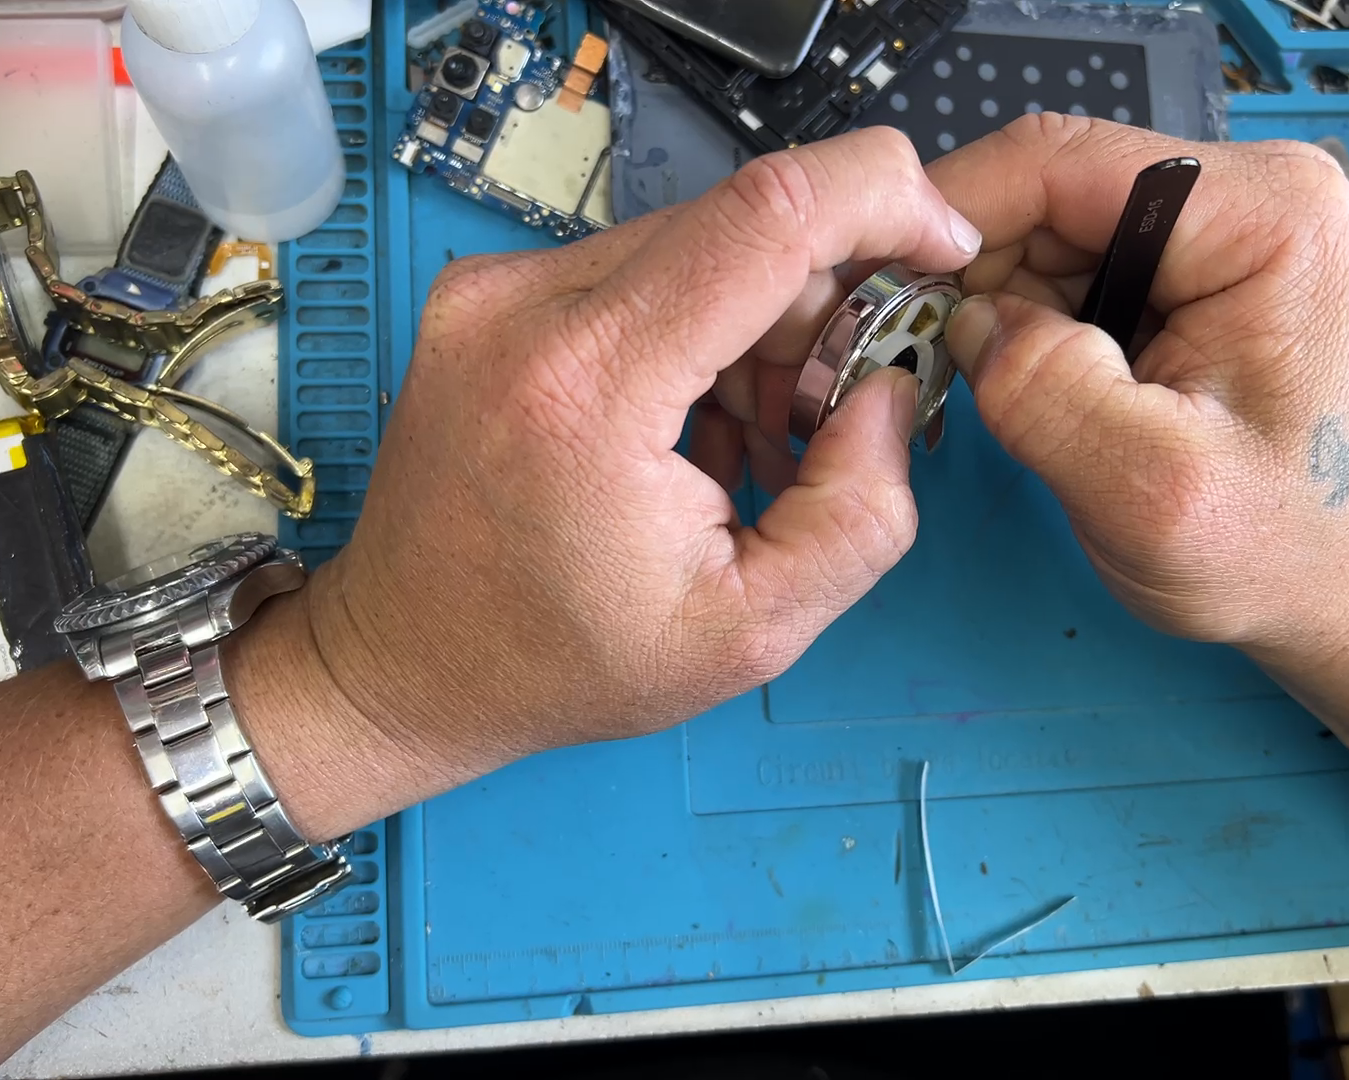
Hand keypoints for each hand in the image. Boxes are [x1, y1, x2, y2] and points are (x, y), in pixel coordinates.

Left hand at [290, 129, 980, 804]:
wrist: (408, 664)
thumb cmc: (565, 663)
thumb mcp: (750, 631)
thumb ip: (861, 517)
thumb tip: (886, 393)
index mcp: (590, 386)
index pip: (771, 214)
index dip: (885, 201)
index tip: (940, 244)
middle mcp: (526, 307)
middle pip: (742, 232)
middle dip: (821, 311)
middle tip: (828, 417)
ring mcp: (496, 293)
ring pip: (696, 252)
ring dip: (759, 333)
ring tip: (751, 446)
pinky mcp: (492, 302)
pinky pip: (641, 280)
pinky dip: (700, 338)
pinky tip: (696, 429)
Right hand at [926, 115, 1348, 653]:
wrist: (1328, 589)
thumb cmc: (1268, 550)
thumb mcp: (1149, 485)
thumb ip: (1048, 392)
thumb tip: (964, 322)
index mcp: (1255, 215)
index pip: (1059, 164)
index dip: (947, 214)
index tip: (875, 285)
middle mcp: (1231, 202)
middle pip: (1042, 198)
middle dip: (963, 274)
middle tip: (908, 354)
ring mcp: (1199, 244)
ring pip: (1037, 243)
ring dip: (982, 310)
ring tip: (964, 384)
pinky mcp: (1170, 288)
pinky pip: (1054, 285)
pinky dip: (1008, 334)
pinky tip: (1005, 387)